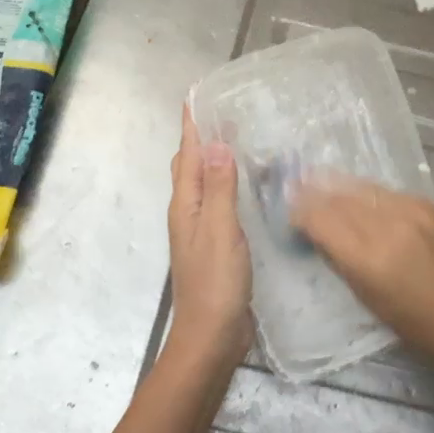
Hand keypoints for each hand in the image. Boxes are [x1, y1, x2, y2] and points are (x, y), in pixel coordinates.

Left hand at [165, 104, 251, 366]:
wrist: (212, 336)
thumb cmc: (215, 282)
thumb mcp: (220, 230)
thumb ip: (220, 188)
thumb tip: (218, 143)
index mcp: (186, 205)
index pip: (188, 155)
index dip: (192, 126)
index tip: (197, 96)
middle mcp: (188, 213)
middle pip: (191, 166)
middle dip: (202, 137)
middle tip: (225, 113)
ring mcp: (201, 230)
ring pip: (205, 184)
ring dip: (217, 160)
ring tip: (239, 140)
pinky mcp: (216, 245)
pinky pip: (219, 203)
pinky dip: (229, 185)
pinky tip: (248, 187)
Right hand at [291, 177, 433, 370]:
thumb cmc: (417, 325)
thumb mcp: (368, 298)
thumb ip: (341, 260)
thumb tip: (317, 232)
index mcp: (370, 257)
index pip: (322, 218)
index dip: (300, 211)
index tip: (288, 210)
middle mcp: (390, 225)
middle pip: (340, 197)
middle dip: (315, 192)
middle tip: (296, 186)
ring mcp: (414, 210)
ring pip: (365, 188)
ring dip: (340, 187)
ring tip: (322, 182)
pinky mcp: (431, 205)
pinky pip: (390, 193)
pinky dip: (370, 195)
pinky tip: (363, 199)